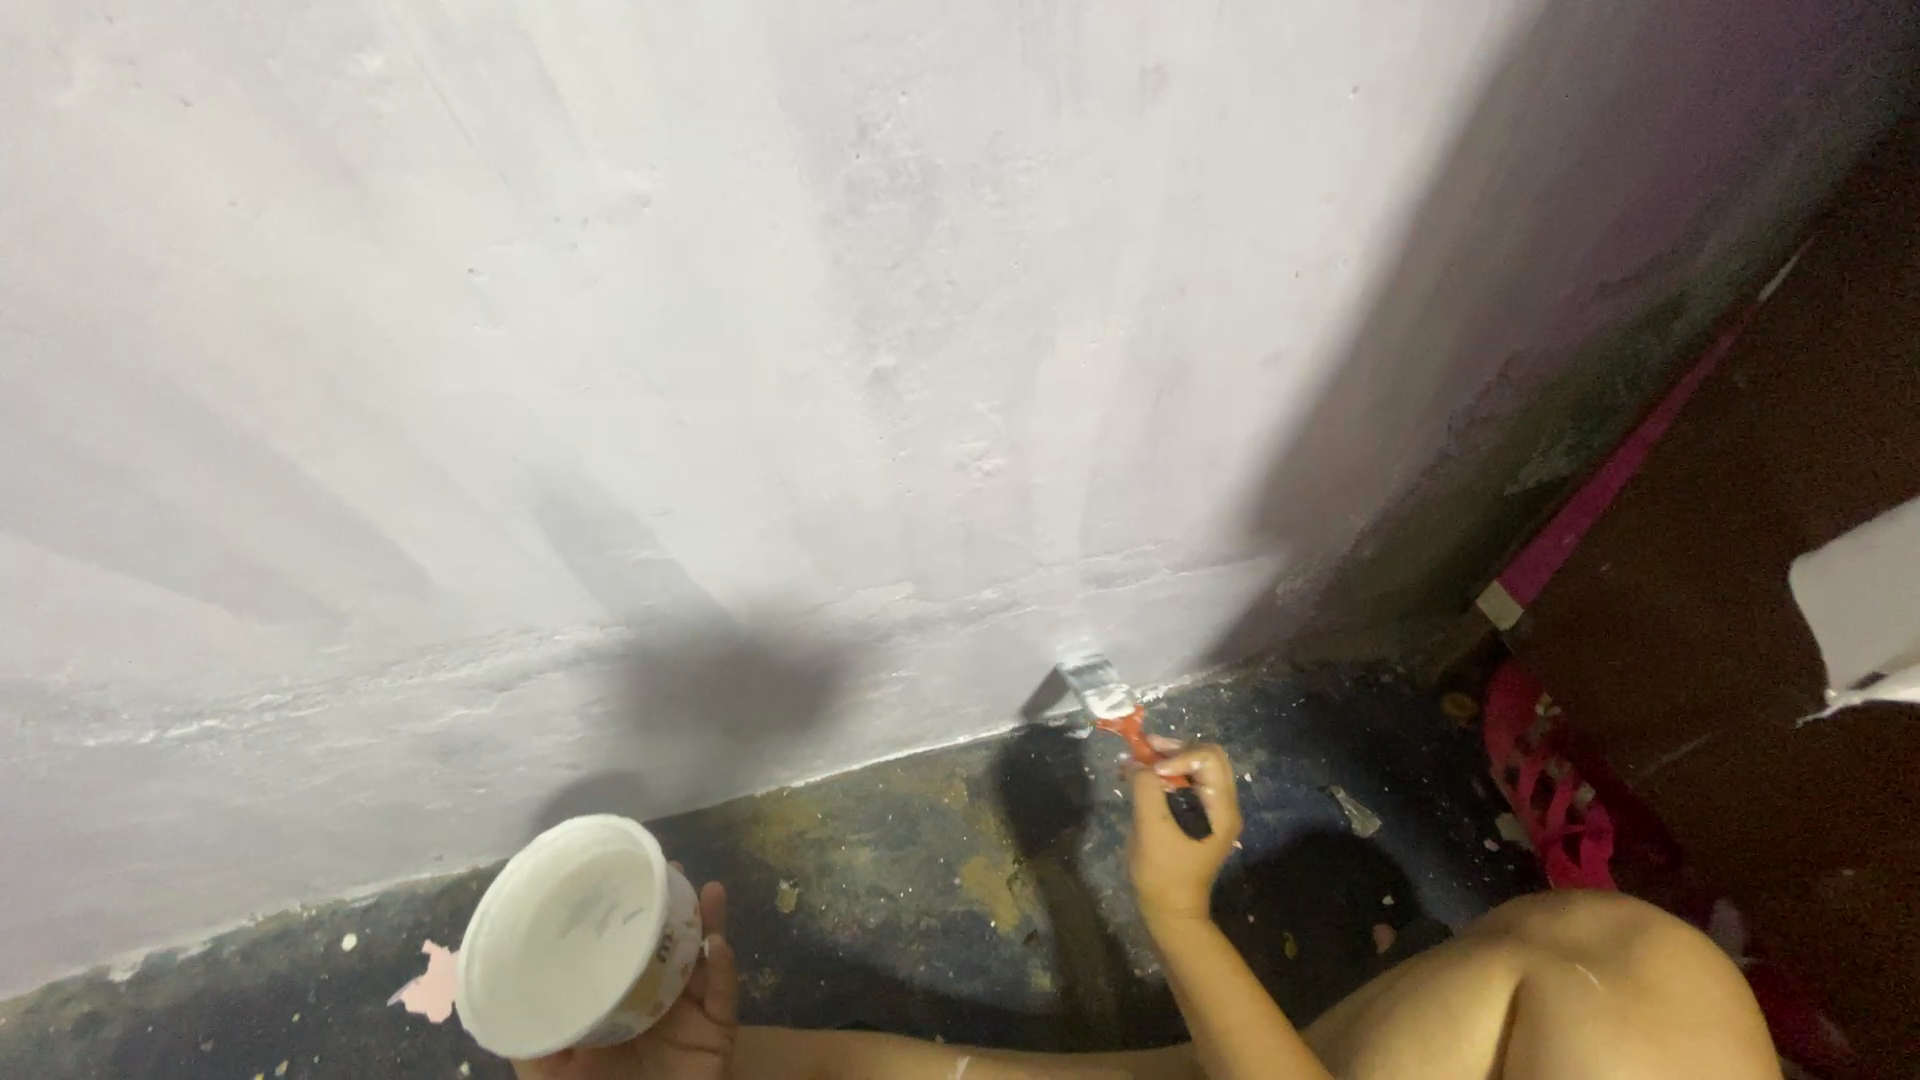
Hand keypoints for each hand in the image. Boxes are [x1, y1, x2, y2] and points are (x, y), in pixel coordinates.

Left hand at [513, 881, 738, 1079]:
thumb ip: (535, 1053)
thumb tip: (500, 1001)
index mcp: (620, 1006)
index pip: (624, 952)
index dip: (624, 916)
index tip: (621, 879)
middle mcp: (656, 1000)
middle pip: (668, 943)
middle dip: (671, 907)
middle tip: (671, 870)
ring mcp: (690, 1013)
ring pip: (703, 957)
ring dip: (708, 922)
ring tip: (710, 892)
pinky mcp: (718, 1030)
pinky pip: (725, 992)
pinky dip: (723, 967)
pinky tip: (716, 946)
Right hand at [1126, 738, 1242, 925]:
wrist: (1170, 911)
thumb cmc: (1162, 872)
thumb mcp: (1150, 828)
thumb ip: (1146, 789)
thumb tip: (1137, 763)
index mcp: (1221, 808)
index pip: (1209, 759)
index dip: (1179, 755)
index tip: (1152, 771)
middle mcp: (1224, 805)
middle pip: (1207, 757)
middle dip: (1175, 749)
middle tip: (1145, 749)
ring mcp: (1212, 811)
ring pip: (1197, 767)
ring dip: (1169, 758)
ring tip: (1140, 760)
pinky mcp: (1198, 816)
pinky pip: (1188, 782)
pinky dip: (1168, 774)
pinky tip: (1144, 777)